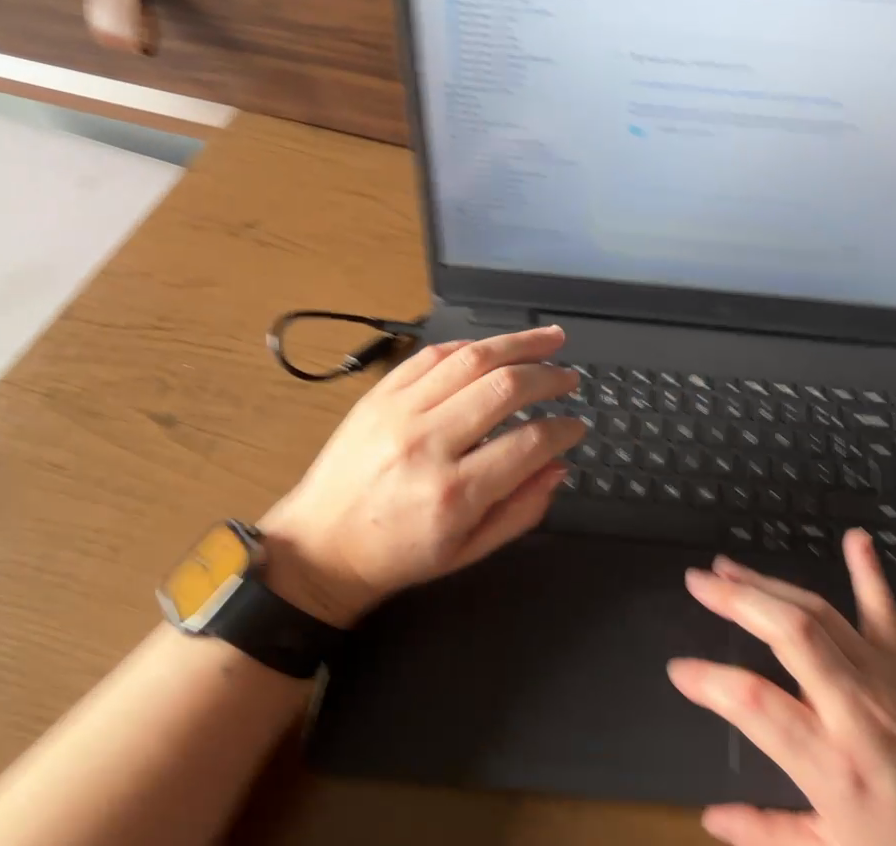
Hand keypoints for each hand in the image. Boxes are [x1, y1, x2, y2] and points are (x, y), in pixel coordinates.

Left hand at [258, 326, 584, 627]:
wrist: (319, 546)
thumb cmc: (397, 556)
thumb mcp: (468, 551)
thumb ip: (522, 510)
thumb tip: (559, 466)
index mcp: (452, 493)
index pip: (528, 442)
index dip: (563, 429)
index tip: (576, 426)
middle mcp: (427, 445)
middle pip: (504, 388)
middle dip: (549, 376)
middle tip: (570, 378)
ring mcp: (398, 413)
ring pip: (471, 359)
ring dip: (518, 343)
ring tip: (550, 339)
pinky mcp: (378, 396)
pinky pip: (432, 355)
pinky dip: (470, 347)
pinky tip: (495, 348)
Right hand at [667, 531, 895, 845]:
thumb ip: (766, 832)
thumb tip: (709, 819)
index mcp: (833, 763)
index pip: (757, 703)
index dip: (710, 681)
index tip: (679, 670)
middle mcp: (856, 709)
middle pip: (791, 634)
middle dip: (739, 600)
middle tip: (698, 582)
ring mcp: (885, 677)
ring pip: (821, 614)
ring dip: (771, 585)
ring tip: (729, 568)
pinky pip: (885, 610)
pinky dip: (867, 572)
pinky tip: (854, 538)